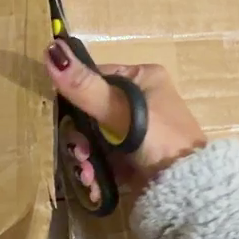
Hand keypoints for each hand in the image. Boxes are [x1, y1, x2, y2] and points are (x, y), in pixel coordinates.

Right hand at [45, 40, 206, 201]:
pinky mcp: (133, 159)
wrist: (187, 188)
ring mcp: (136, 133)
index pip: (95, 78)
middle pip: (90, 113)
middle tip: (79, 153)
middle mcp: (140, 103)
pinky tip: (93, 183)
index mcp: (142, 79)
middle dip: (79, 138)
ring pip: (94, 140)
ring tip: (87, 174)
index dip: (74, 97)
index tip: (61, 118)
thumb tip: (51, 50)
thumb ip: (85, 86)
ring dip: (84, 158)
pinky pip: (103, 159)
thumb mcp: (120, 110)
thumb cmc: (159, 138)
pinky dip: (95, 171)